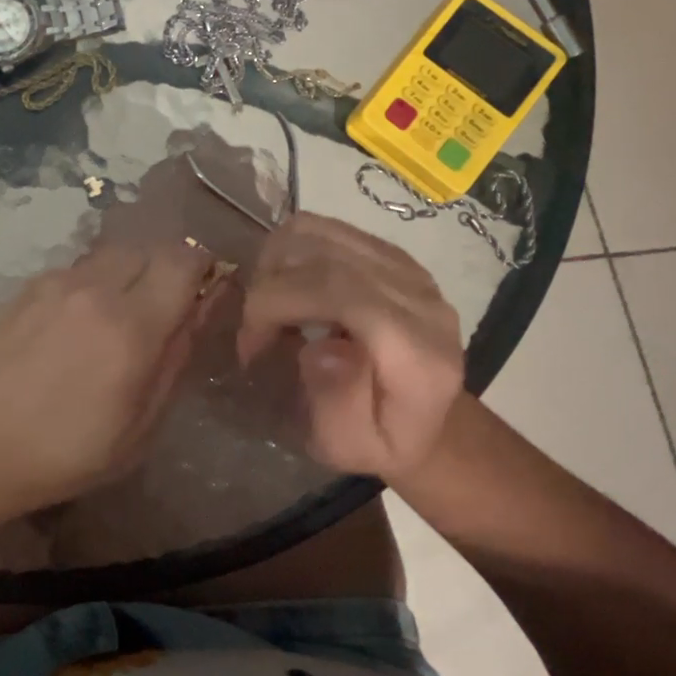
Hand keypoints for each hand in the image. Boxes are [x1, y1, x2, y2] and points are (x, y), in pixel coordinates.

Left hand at [0, 242, 217, 529]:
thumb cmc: (66, 453)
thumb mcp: (140, 428)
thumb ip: (176, 359)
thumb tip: (204, 308)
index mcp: (131, 328)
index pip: (183, 260)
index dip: (203, 268)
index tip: (205, 291)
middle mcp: (94, 290)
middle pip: (147, 248)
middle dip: (165, 269)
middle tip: (163, 308)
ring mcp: (55, 283)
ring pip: (109, 254)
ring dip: (126, 273)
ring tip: (117, 317)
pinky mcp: (26, 287)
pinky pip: (75, 269)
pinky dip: (90, 283)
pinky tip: (76, 323)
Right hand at [239, 214, 464, 484]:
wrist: (425, 421)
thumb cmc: (378, 441)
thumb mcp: (350, 448)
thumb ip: (339, 407)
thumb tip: (323, 350)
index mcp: (420, 354)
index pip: (341, 293)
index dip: (278, 305)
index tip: (251, 346)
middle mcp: (421, 299)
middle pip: (323, 258)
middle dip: (267, 289)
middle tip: (253, 331)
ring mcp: (407, 268)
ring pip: (316, 233)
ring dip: (273, 265)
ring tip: (269, 306)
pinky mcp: (388, 252)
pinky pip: (321, 228)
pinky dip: (287, 251)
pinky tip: (285, 286)